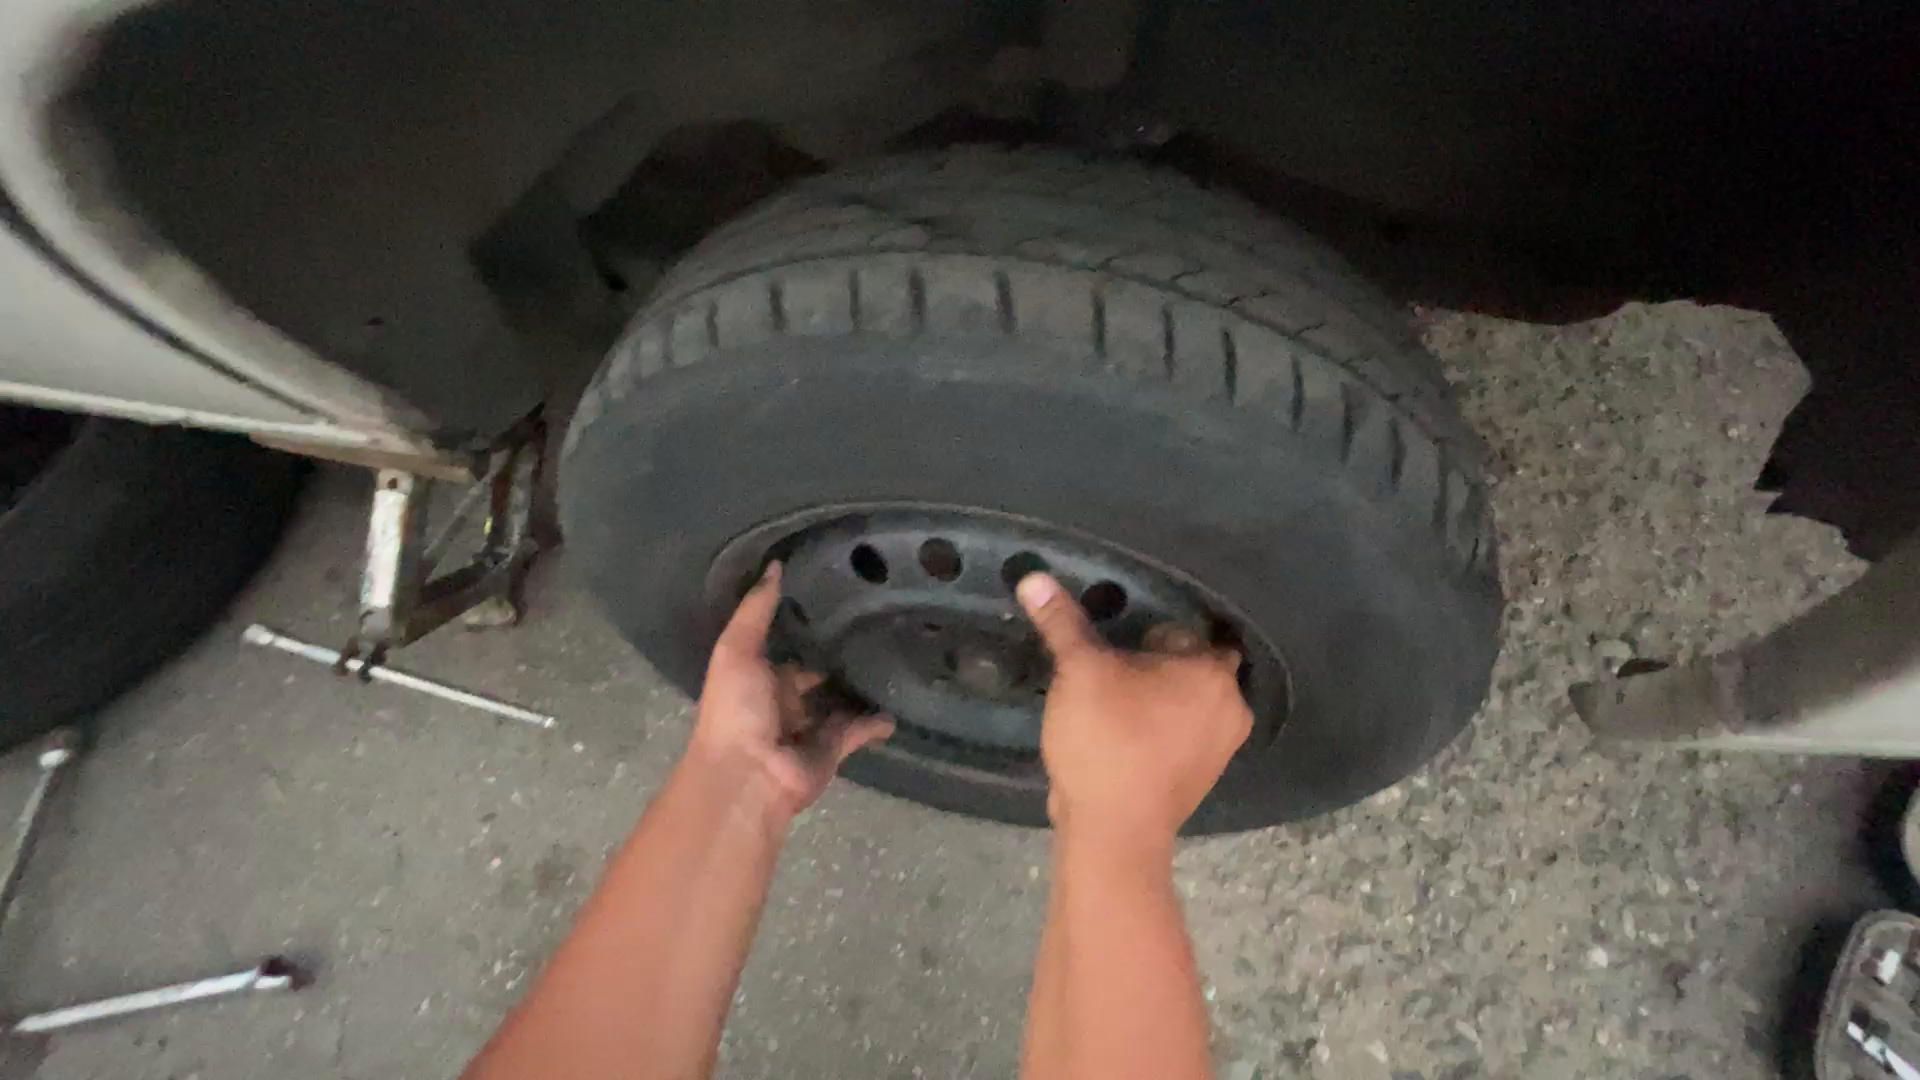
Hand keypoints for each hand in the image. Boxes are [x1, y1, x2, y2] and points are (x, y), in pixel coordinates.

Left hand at [687, 563, 893, 820]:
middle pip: (818, 677)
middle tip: (875, 629)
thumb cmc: (737, 709)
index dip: (807, 632)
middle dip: (838, 660)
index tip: (837, 606)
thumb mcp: (738, 649)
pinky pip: (860, 731)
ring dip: (862, 689)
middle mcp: (786, 702)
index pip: (788, 652)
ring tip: (895, 658)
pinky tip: (898, 705)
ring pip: (841, 703)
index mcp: (760, 679)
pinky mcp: (833, 749)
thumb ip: (757, 610)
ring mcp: (811, 728)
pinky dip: (878, 722)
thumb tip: (775, 565)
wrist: (747, 776)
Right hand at [1018, 573, 1251, 845]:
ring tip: (1114, 694)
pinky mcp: (1200, 777)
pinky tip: (1122, 729)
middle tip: (1111, 661)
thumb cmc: (1106, 738)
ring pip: (1187, 702)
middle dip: (1154, 661)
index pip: (1186, 628)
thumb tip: (1034, 578)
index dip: (1148, 629)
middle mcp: (1230, 706)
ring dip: (1157, 695)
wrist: (1113, 831)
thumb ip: (1061, 622)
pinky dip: (1158, 727)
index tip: (1115, 636)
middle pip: (1190, 664)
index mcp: (1212, 672)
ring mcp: (1220, 747)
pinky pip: (1182, 734)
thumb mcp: (1078, 670)